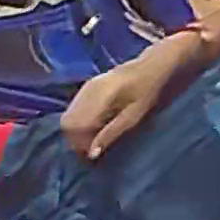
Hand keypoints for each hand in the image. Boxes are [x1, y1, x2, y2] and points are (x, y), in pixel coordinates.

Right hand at [60, 37, 198, 159]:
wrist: (153, 64)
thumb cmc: (147, 91)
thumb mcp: (133, 116)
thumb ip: (111, 133)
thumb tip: (91, 154)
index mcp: (101, 96)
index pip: (77, 126)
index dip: (80, 144)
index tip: (91, 154)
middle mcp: (88, 91)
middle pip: (68, 124)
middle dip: (75, 140)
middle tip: (90, 148)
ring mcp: (85, 88)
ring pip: (67, 119)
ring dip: (75, 133)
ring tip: (90, 139)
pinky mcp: (85, 89)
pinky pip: (72, 111)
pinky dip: (77, 124)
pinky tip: (90, 128)